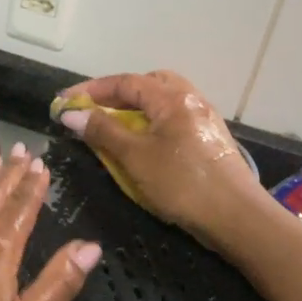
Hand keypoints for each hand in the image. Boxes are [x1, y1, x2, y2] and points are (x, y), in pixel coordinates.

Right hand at [57, 71, 266, 248]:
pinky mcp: (208, 140)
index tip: (64, 102)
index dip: (91, 90)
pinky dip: (151, 123)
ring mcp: (202, 119)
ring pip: (162, 101)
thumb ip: (103, 131)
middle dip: (117, 93)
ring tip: (114, 125)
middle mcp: (190, 99)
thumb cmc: (182, 183)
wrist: (237, 218)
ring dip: (135, 109)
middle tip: (93, 109)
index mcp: (171, 98)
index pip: (124, 82)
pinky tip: (142, 143)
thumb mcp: (134, 157)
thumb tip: (72, 114)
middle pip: (148, 84)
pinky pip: (172, 119)